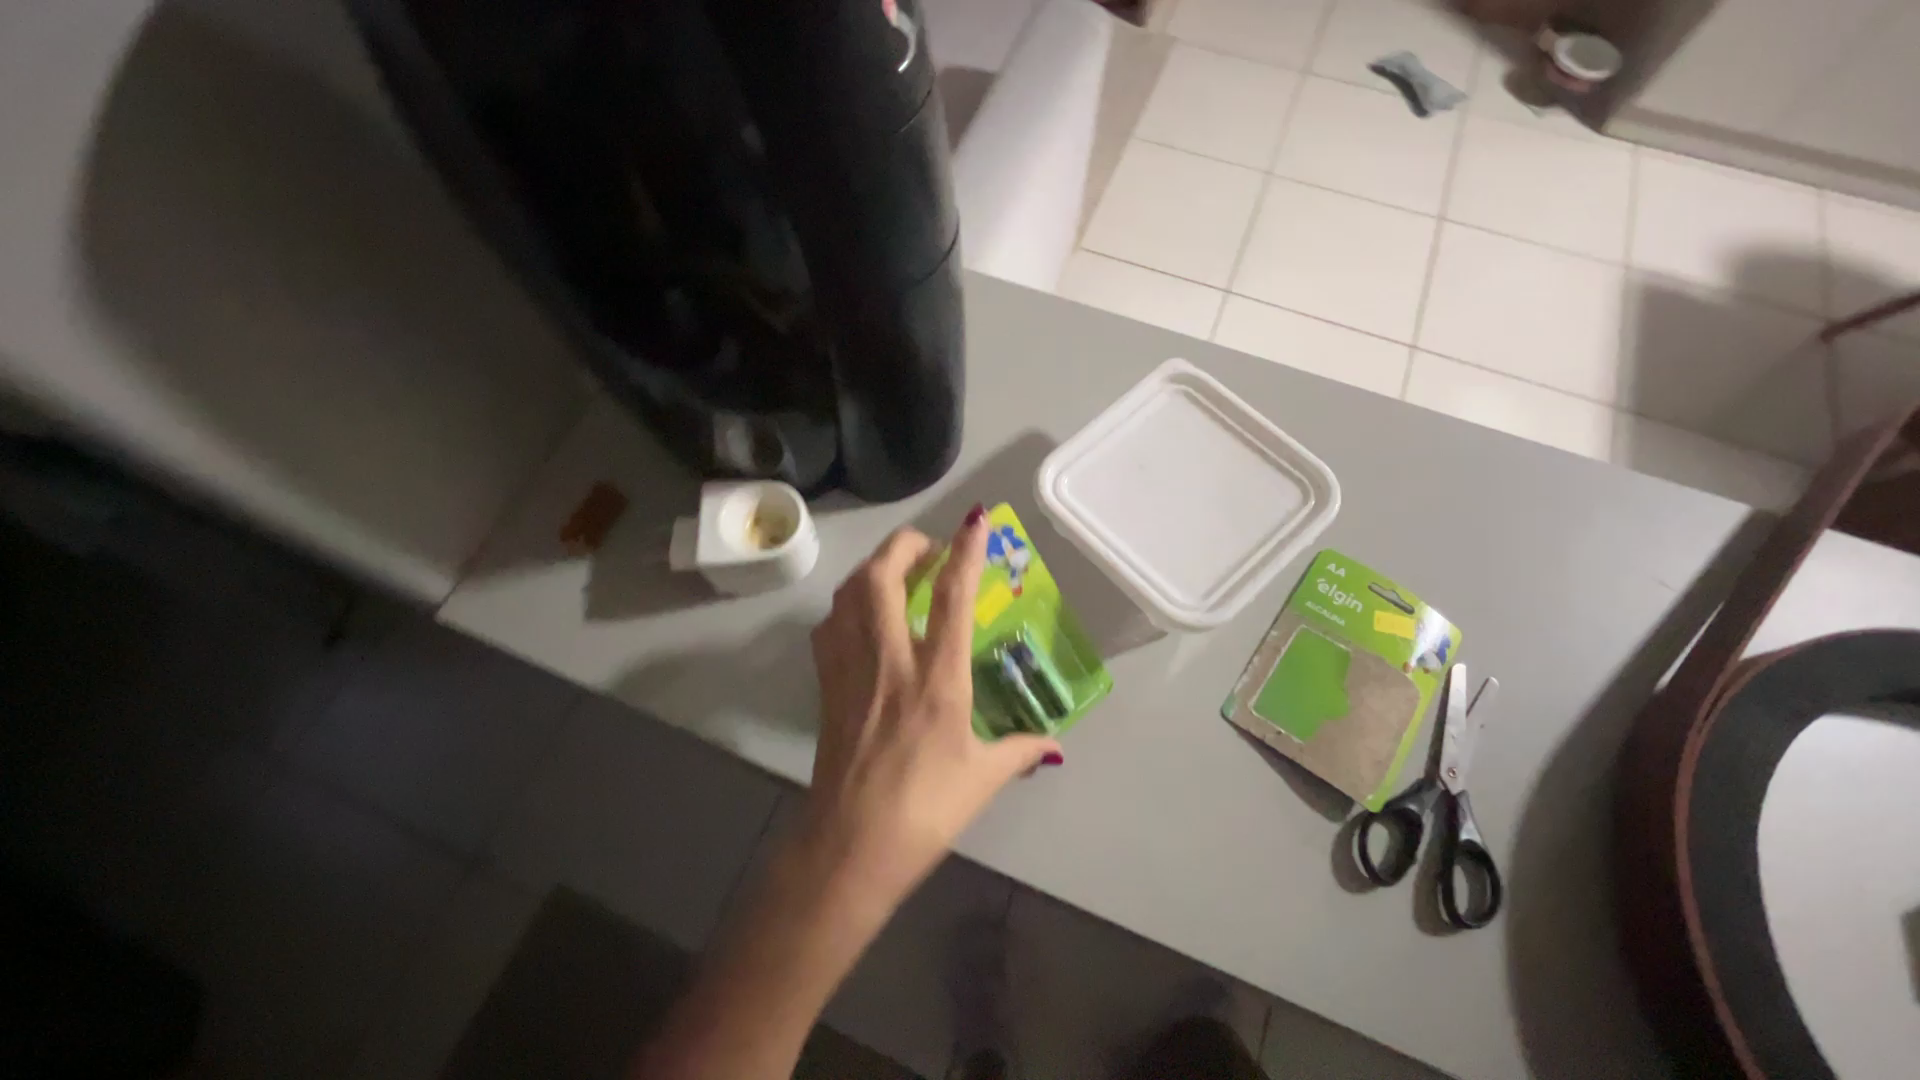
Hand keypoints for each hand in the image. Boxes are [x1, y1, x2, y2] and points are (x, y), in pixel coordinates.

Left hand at [802, 507, 1062, 904]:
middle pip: (882, 577)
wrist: (851, 843)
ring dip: (873, 569)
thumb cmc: (925, 810)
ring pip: (848, 594)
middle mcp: (889, 660)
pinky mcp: (826, 684)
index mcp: (937, 678)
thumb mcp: (983, 779)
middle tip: (928, 548)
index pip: (952, 599)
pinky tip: (862, 617)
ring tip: (897, 573)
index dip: (965, 552)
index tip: (975, 519)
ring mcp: (850, 669)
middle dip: (904, 545)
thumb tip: (1054, 746)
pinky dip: (847, 604)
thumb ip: (1020, 750)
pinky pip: (830, 625)